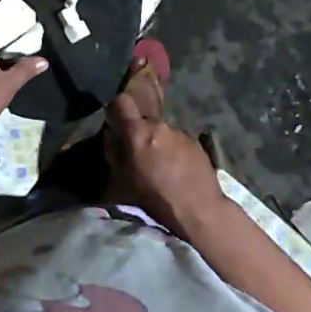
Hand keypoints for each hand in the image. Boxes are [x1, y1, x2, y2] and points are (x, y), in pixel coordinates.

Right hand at [105, 83, 226, 238]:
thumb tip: (111, 136)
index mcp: (138, 132)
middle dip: (140, 132)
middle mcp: (158, 124)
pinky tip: (178, 168)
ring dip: (158, 141)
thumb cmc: (156, 198)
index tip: (116, 123)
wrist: (199, 210)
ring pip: (161, 130)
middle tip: (141, 154)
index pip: (121, 101)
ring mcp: (179, 131)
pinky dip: (174, 149)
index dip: (116, 109)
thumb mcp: (124, 180)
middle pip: (143, 120)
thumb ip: (114, 152)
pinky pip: (177, 139)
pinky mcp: (195, 141)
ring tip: (163, 164)